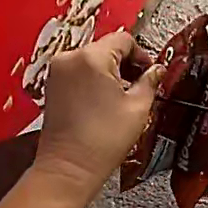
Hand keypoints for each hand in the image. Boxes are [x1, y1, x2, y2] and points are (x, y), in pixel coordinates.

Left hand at [32, 30, 160, 196]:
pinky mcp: (51, 87)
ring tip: (122, 99)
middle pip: (105, 48)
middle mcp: (70, 59)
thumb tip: (156, 71)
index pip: (123, 39)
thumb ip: (150, 82)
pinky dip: (92, 83)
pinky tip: (104, 104)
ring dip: (109, 74)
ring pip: (91, 62)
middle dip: (125, 65)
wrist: (69, 168)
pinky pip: (78, 74)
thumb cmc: (100, 142)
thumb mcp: (138, 109)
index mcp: (92, 58)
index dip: (142, 55)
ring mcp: (57, 73)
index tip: (150, 71)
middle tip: (140, 86)